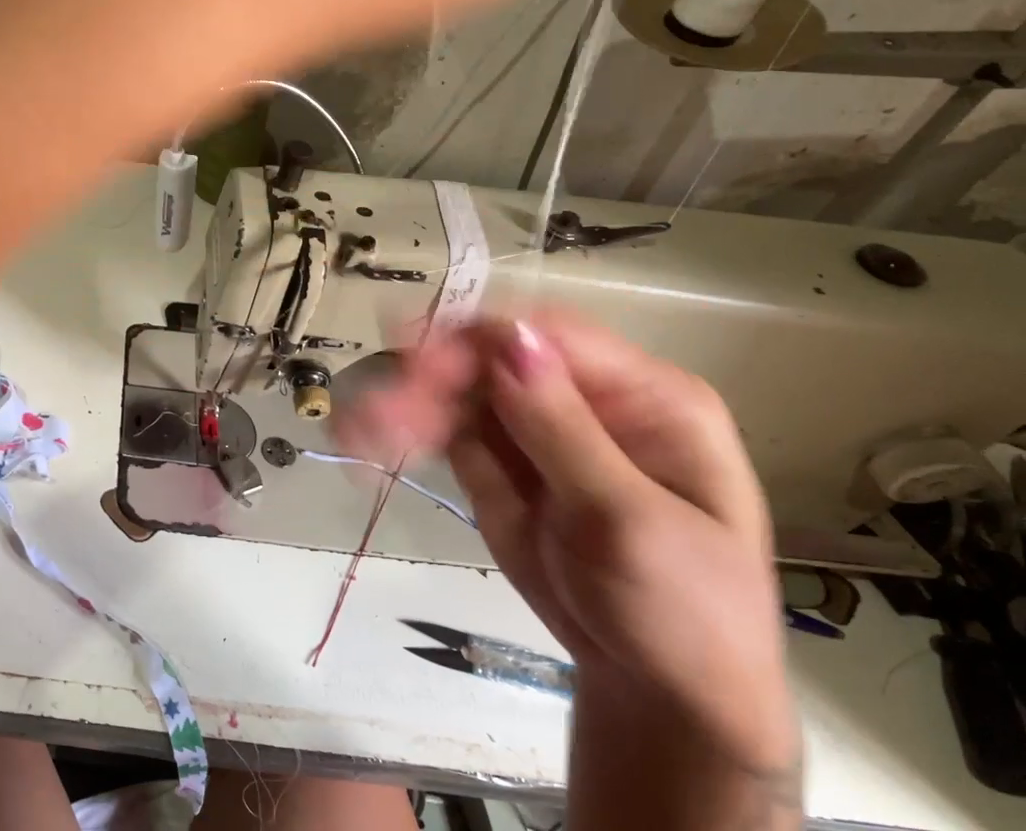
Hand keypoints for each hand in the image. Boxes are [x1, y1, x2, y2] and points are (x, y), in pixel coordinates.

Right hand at [343, 314, 796, 769]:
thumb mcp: (625, 520)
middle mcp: (587, 403)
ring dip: (402, 405)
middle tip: (373, 412)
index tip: (412, 360)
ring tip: (352, 432)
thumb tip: (511, 335)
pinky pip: (445, 434)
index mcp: (644, 399)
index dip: (479, 340)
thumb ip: (562, 428)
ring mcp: (537, 435)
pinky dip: (403, 433)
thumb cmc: (678, 610)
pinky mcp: (499, 469)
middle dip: (429, 380)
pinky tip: (364, 439)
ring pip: (457, 394)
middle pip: (492, 361)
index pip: (549, 339)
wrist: (660, 693)